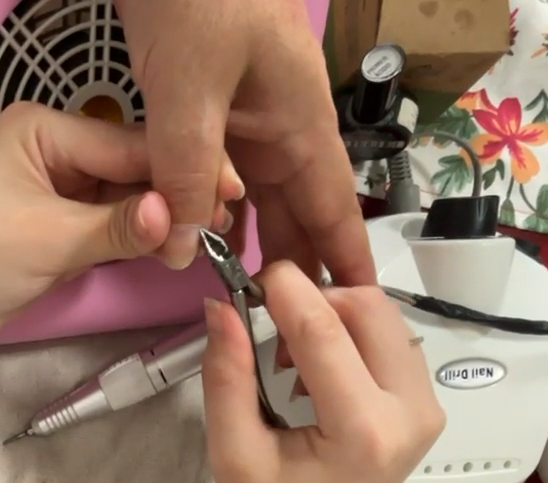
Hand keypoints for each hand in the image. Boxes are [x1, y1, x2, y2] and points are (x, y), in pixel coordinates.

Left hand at [0, 103, 237, 357]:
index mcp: (40, 130)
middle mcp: (49, 152)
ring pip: (119, 200)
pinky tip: (168, 246)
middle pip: (125, 170)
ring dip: (154, 222)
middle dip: (168, 197)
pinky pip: (104, 226)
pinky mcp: (53, 229)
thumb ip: (121, 226)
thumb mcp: (54, 239)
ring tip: (203, 236)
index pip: (123, 144)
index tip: (226, 190)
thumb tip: (183, 216)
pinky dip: (131, 238)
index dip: (175, 170)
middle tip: (222, 219)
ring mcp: (52, 191)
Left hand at [115, 0, 371, 282]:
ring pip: (259, 196)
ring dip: (255, 241)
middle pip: (297, 209)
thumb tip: (184, 253)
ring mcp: (247, 119)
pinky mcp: (213, 112)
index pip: (332, 204)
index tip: (363, 304)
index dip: (345, 256)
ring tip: (252, 296)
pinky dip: (216, 210)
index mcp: (296, 121)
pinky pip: (222, 175)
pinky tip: (206, 238)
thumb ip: (185, 177)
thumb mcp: (189, 93)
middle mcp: (279, 126)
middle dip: (298, 264)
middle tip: (291, 324)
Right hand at [201, 263, 442, 482]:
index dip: (288, 293)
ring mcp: (428, 406)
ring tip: (291, 357)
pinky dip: (350, 335)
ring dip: (333, 317)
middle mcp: (412, 413)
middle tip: (269, 322)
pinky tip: (319, 369)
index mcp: (362, 432)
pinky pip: (391, 338)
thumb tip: (221, 307)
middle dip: (315, 300)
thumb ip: (226, 378)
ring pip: (385, 318)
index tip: (253, 274)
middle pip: (369, 310)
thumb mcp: (231, 450)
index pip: (327, 336)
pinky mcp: (428, 402)